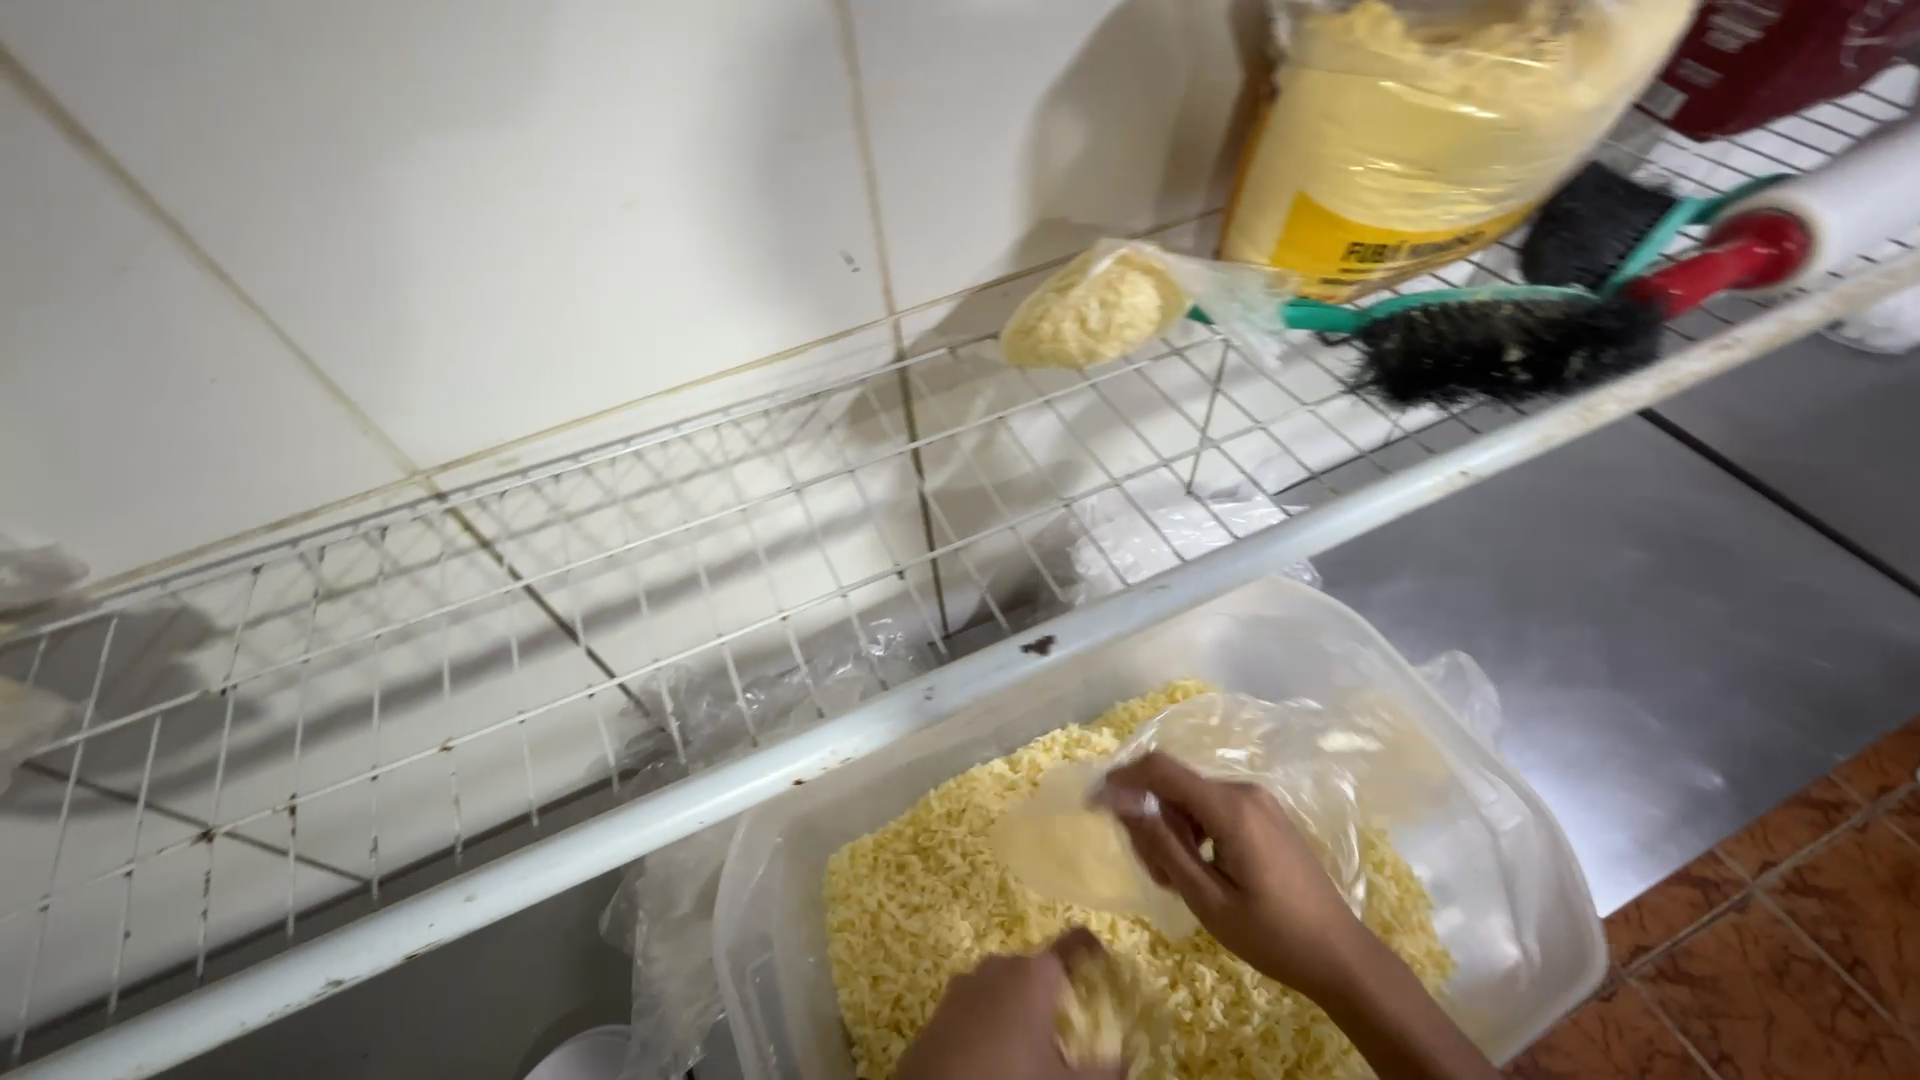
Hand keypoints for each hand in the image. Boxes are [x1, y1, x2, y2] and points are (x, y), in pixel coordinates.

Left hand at [892, 929, 1122, 1079]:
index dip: (1094, 950)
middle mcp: (998, 966)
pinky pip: (979, 1005)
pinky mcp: (940, 1009)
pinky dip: (993, 1023)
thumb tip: (1127, 1060)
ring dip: (1023, 1010)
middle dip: (1057, 994)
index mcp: (1032, 974)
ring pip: (1006, 987)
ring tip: (1035, 1047)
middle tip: (1073, 1027)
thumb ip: (1104, 1071)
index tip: (1108, 967)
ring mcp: (964, 985)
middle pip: (1039, 969)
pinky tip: (998, 1057)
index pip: (1073, 942)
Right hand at [1098, 751, 1367, 997]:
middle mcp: (1244, 790)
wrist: (1340, 955)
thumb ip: (1161, 843)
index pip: (1161, 769)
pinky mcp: (1264, 815)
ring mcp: (1258, 801)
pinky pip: (1213, 810)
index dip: (1121, 779)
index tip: (1093, 804)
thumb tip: (1121, 800)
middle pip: (1174, 789)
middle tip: (1155, 875)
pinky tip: (1201, 873)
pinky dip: (1195, 835)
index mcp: (1231, 807)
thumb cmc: (1272, 935)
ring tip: (1179, 883)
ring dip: (1173, 834)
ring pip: (1191, 801)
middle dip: (1152, 823)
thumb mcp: (1205, 897)